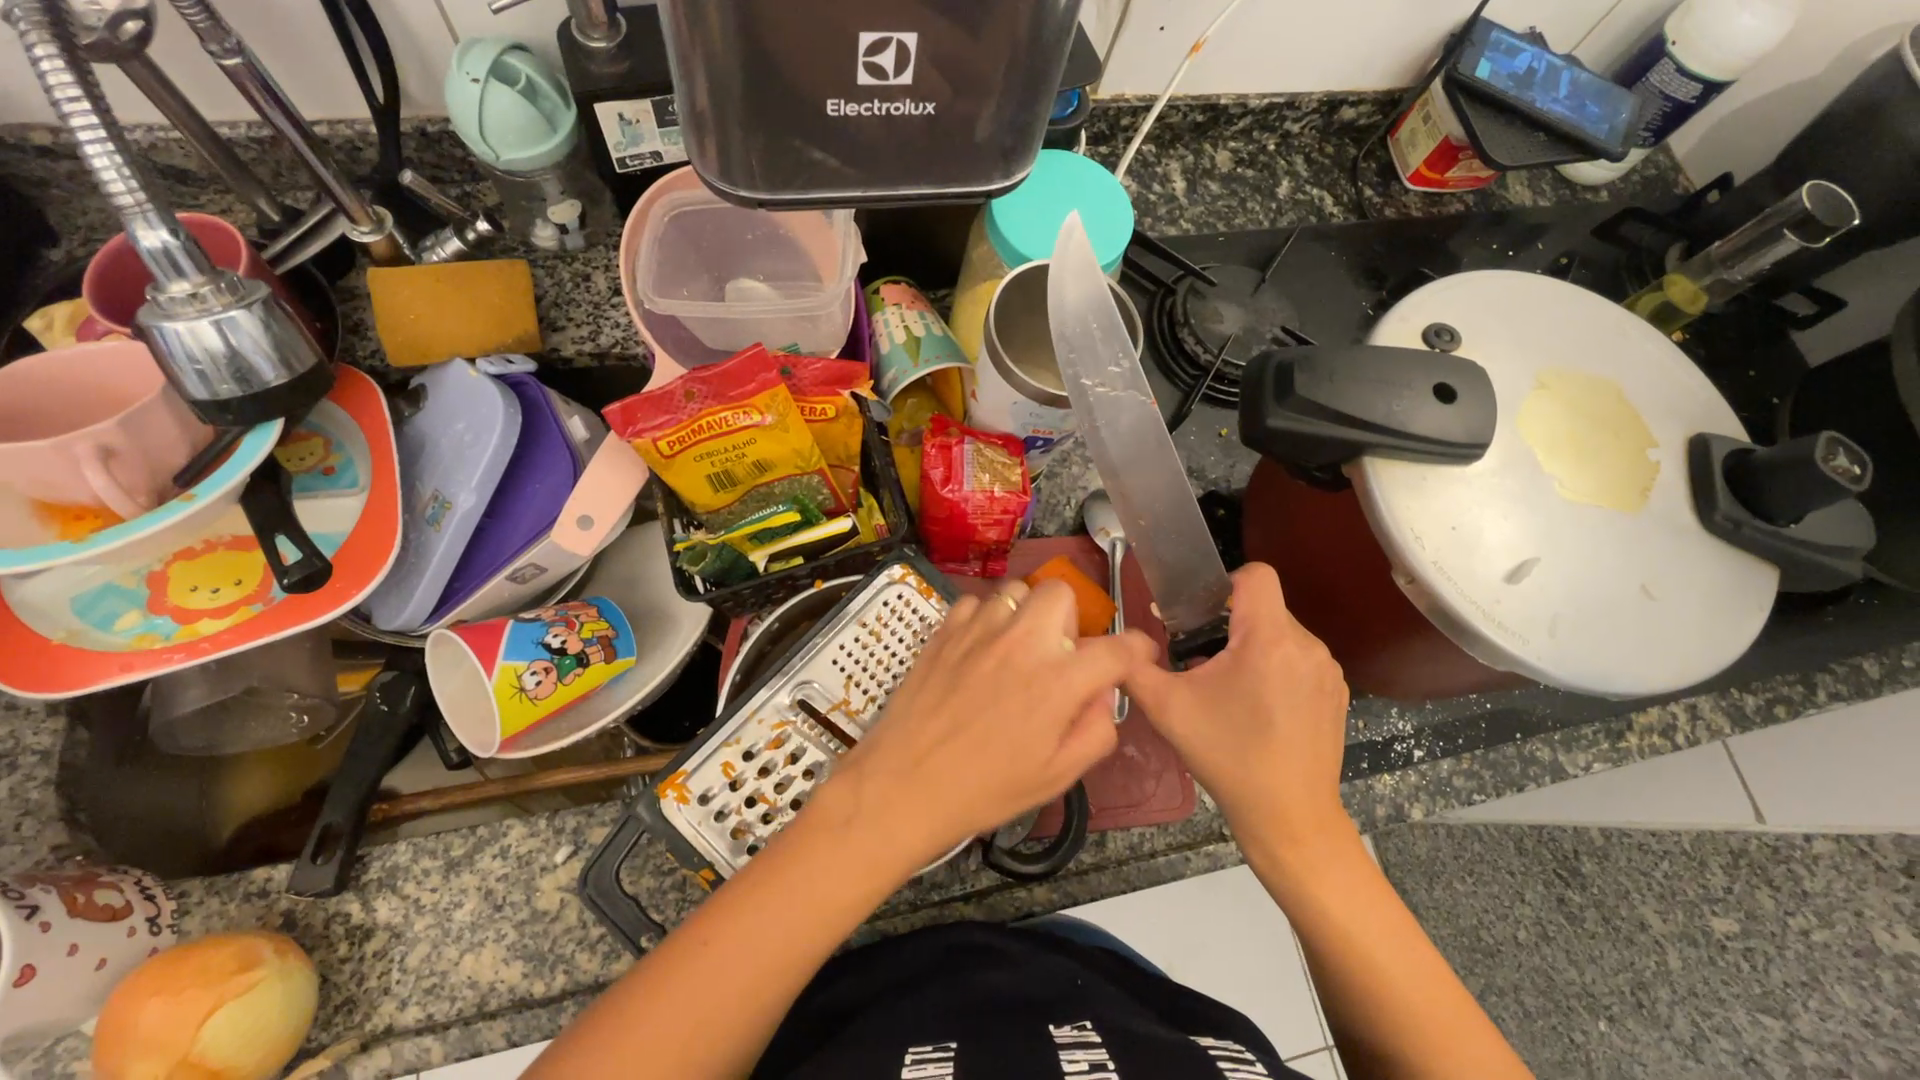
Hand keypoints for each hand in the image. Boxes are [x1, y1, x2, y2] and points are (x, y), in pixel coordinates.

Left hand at [818, 579, 1158, 871]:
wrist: (904, 785)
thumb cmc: (986, 789)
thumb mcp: (1058, 776)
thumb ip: (1096, 730)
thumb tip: (1101, 695)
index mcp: (1061, 679)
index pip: (1118, 648)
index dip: (1136, 650)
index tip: (1135, 657)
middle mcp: (1024, 641)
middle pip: (1062, 593)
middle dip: (1069, 619)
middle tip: (1057, 655)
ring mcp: (980, 629)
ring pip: (1016, 593)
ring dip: (1025, 616)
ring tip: (1014, 652)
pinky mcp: (944, 630)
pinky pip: (976, 605)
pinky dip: (985, 622)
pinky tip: (978, 654)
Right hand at [1124, 563, 1351, 853]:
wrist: (1288, 815)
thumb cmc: (1226, 756)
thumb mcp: (1167, 709)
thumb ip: (1135, 668)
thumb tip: (1124, 646)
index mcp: (1268, 639)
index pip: (1256, 575)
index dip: (1223, 585)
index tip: (1201, 617)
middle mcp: (1307, 645)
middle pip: (1264, 609)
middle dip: (1230, 627)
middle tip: (1203, 666)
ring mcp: (1328, 671)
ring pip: (1282, 636)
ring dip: (1253, 651)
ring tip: (1230, 693)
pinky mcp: (1338, 694)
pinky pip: (1301, 663)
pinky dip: (1277, 673)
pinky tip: (1260, 712)